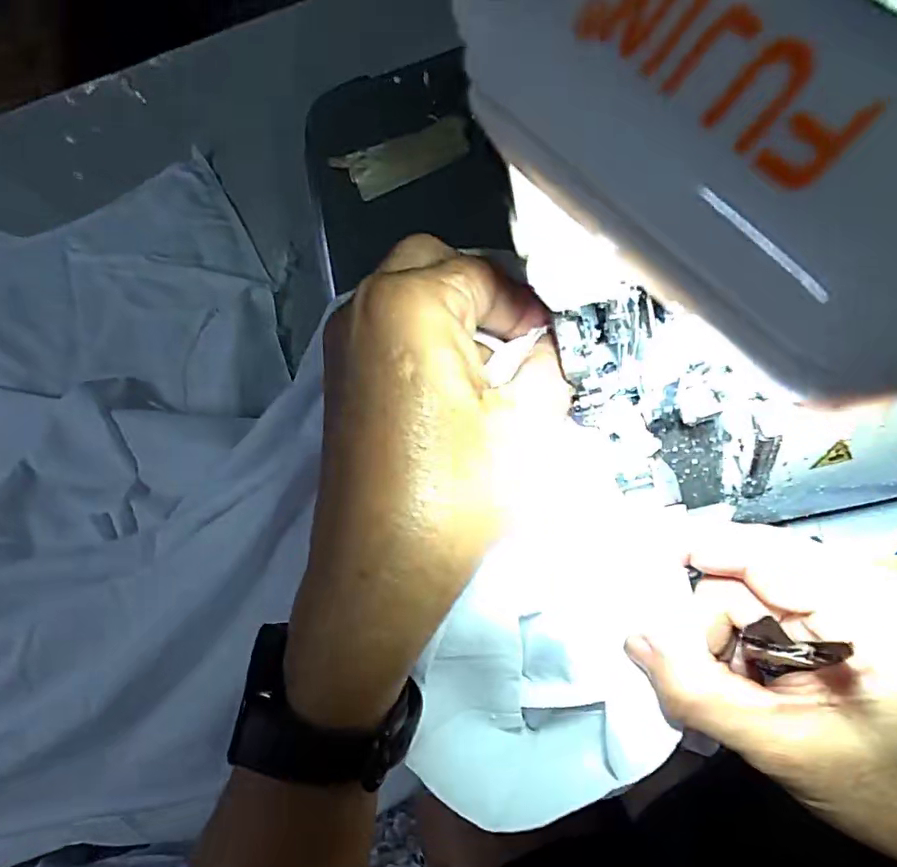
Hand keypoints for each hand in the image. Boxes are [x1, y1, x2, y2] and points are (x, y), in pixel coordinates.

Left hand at [286, 236, 571, 729]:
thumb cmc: (457, 494)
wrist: (384, 568)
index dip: (527, 302)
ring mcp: (343, 348)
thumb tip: (556, 343)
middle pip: (433, 268)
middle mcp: (363, 310)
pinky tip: (458, 391)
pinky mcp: (340, 384)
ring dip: (454, 319)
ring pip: (406, 301)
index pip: (481, 270)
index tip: (554, 338)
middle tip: (523, 342)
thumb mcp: (525, 424)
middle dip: (485, 296)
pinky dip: (426, 344)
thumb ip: (550, 365)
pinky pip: (388, 337)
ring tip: (496, 371)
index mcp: (408, 304)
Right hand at [625, 524, 896, 866]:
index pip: (772, 558)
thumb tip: (639, 639)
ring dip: (748, 634)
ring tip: (754, 689)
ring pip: (779, 585)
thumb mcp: (779, 749)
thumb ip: (698, 693)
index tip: (646, 567)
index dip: (702, 554)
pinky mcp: (894, 597)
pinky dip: (776, 630)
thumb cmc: (886, 799)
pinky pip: (804, 594)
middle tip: (717, 684)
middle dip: (726, 628)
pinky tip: (779, 672)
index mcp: (895, 617)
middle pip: (769, 575)